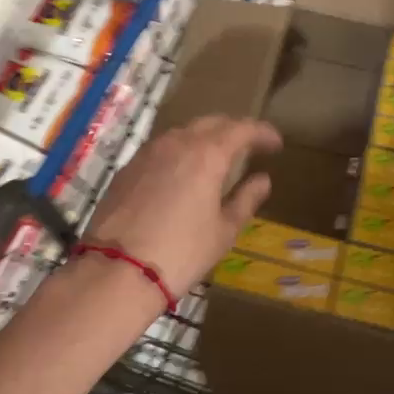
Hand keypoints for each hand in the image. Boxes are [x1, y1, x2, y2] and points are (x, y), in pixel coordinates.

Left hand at [82, 116, 281, 296]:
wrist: (117, 270)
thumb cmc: (181, 253)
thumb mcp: (223, 231)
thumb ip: (245, 200)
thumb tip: (262, 180)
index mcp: (208, 154)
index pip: (242, 129)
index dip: (262, 132)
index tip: (276, 143)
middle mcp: (178, 142)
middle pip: (211, 123)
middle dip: (233, 129)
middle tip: (248, 145)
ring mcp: (148, 152)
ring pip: (183, 132)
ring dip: (204, 138)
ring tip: (216, 157)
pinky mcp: (127, 167)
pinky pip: (161, 148)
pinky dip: (179, 152)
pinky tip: (182, 172)